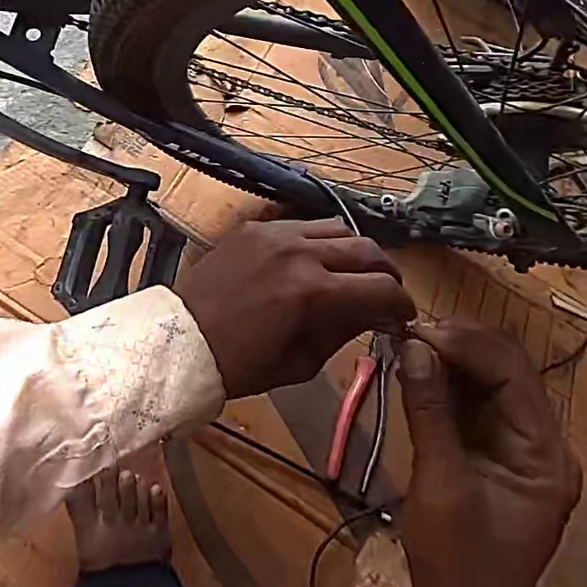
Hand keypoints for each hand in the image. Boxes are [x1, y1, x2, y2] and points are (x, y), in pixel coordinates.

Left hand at [173, 218, 414, 398]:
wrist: (182, 338)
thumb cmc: (242, 363)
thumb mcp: (302, 361)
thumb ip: (344, 330)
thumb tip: (376, 314)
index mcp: (312, 291)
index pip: (381, 287)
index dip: (402, 304)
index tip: (404, 315)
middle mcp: (298, 251)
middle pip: (366, 248)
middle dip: (385, 272)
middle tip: (386, 292)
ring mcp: (273, 232)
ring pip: (336, 227)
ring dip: (353, 250)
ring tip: (352, 272)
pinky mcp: (254, 227)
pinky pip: (300, 224)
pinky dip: (317, 240)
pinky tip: (313, 260)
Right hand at [398, 322, 581, 586]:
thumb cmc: (459, 560)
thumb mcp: (441, 484)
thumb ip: (429, 410)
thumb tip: (411, 344)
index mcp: (545, 454)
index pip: (513, 374)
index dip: (466, 344)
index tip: (417, 331)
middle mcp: (537, 439)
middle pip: (504, 366)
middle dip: (456, 342)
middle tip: (407, 332)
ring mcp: (512, 439)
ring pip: (484, 373)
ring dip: (445, 353)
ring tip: (404, 340)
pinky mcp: (485, 441)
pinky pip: (466, 392)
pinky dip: (438, 372)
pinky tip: (411, 361)